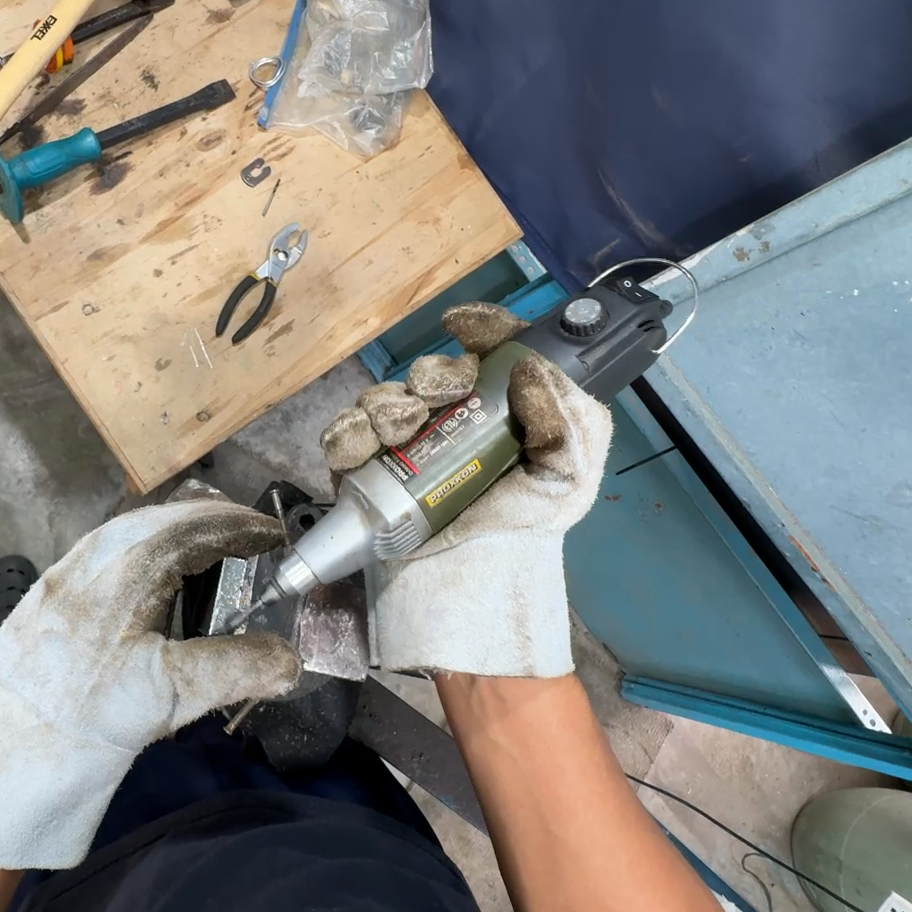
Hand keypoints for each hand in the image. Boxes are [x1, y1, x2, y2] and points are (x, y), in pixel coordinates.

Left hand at [0, 500, 300, 869]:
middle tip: (246, 534)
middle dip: (205, 519)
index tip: (272, 534)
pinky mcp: (35, 604)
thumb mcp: (166, 701)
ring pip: (119, 533)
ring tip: (206, 545)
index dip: (236, 527)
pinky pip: (94, 554)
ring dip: (169, 530)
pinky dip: (136, 548)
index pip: (187, 532)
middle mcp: (80, 567)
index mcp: (116, 581)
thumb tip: (291, 659)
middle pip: (152, 521)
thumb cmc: (86, 737)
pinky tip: (147, 572)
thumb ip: (233, 669)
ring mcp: (52, 583)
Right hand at [320, 302, 612, 676]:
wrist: (469, 584)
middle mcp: (449, 418)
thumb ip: (563, 418)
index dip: (477, 328)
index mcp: (499, 409)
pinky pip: (344, 435)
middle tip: (434, 402)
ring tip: (398, 434)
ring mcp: (402, 444)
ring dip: (386, 407)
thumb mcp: (567, 474)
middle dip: (427, 379)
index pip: (487, 349)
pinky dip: (347, 435)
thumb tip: (525, 370)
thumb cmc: (523, 526)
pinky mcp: (365, 468)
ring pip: (380, 398)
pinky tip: (362, 449)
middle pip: (425, 371)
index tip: (461, 328)